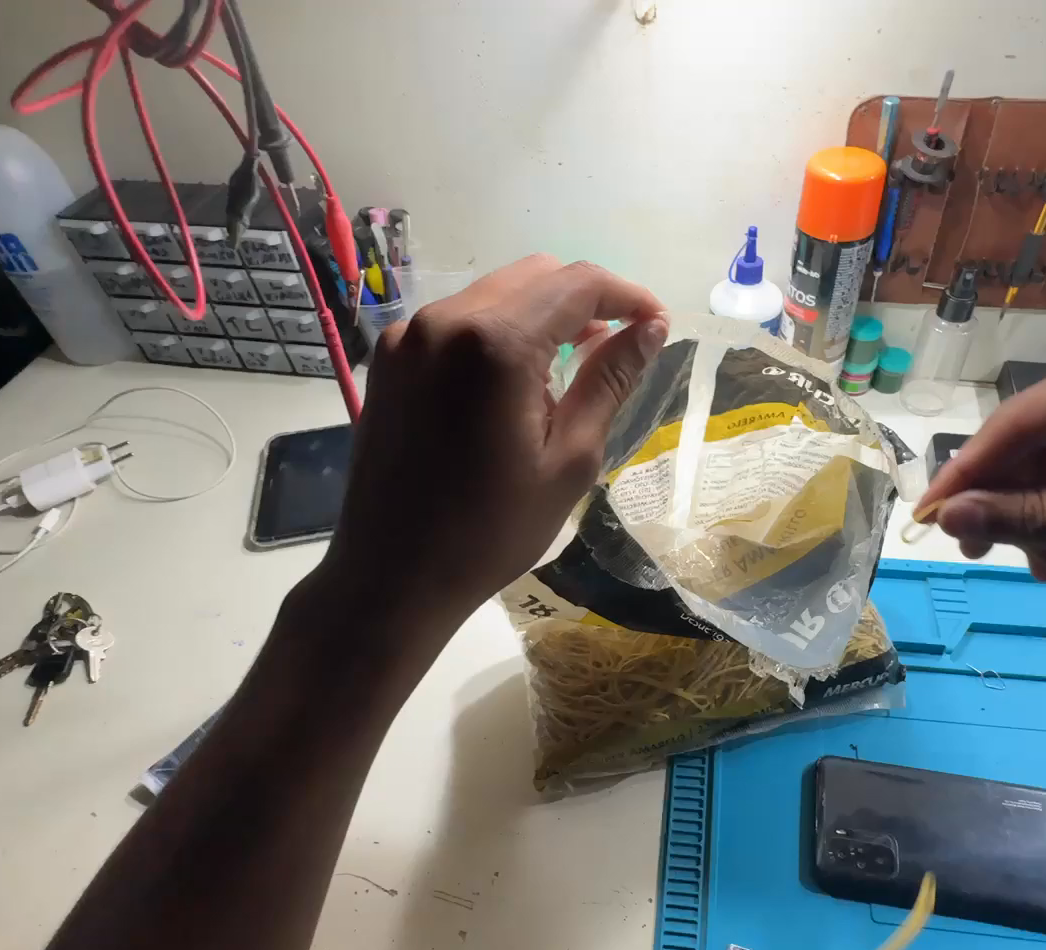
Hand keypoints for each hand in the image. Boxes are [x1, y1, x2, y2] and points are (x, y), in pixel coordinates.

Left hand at [325, 256, 667, 619]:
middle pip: (533, 276)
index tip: (656, 325)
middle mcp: (444, 320)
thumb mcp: (570, 460)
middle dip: (584, 302)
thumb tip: (650, 328)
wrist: (393, 576)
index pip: (577, 284)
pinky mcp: (388, 360)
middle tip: (614, 352)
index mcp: (495, 343)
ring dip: (540, 318)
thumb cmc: (492, 531)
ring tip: (565, 378)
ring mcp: (407, 337)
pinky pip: (458, 323)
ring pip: (493, 295)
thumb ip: (609, 381)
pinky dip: (497, 335)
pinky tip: (511, 389)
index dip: (627, 295)